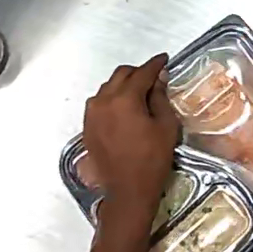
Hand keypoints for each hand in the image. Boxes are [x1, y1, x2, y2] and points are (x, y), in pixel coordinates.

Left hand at [82, 55, 179, 233]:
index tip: (164, 60)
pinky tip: (124, 108)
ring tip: (139, 94)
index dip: (155, 65)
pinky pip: (99, 102)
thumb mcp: (165, 127)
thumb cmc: (152, 160)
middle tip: (153, 78)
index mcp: (125, 99)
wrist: (127, 191)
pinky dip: (112, 99)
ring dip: (123, 85)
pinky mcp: (87, 125)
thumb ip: (160, 97)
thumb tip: (159, 78)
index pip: (142, 73)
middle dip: (138, 73)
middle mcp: (103, 100)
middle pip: (121, 75)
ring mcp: (91, 113)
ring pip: (108, 87)